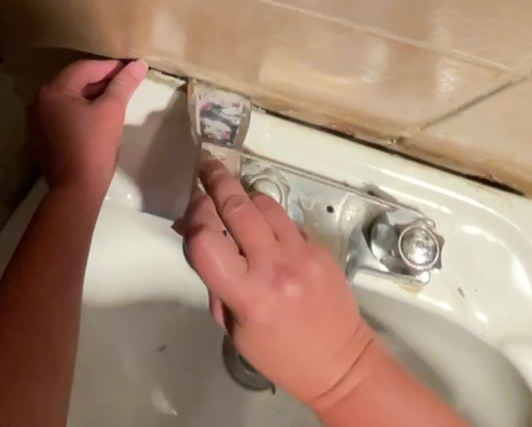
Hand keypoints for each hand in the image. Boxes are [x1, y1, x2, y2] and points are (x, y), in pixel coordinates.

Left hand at [30, 58, 145, 199]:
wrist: (76, 191)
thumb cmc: (93, 147)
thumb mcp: (111, 111)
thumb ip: (123, 84)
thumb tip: (139, 64)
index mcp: (53, 91)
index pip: (84, 69)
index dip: (109, 67)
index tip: (130, 69)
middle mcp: (40, 102)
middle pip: (75, 82)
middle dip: (101, 81)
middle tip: (125, 82)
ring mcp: (38, 121)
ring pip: (69, 99)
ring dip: (92, 96)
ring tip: (116, 98)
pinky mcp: (43, 138)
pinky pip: (64, 115)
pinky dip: (81, 111)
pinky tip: (99, 116)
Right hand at [174, 157, 378, 408]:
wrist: (341, 364)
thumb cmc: (277, 353)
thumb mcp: (231, 324)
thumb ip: (212, 274)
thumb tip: (191, 230)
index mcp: (248, 295)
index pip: (206, 240)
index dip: (195, 219)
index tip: (191, 210)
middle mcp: (275, 267)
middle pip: (236, 207)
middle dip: (216, 181)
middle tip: (205, 167)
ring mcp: (302, 253)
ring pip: (263, 202)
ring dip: (243, 195)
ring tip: (232, 197)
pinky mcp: (319, 246)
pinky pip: (285, 218)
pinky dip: (268, 217)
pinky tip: (263, 228)